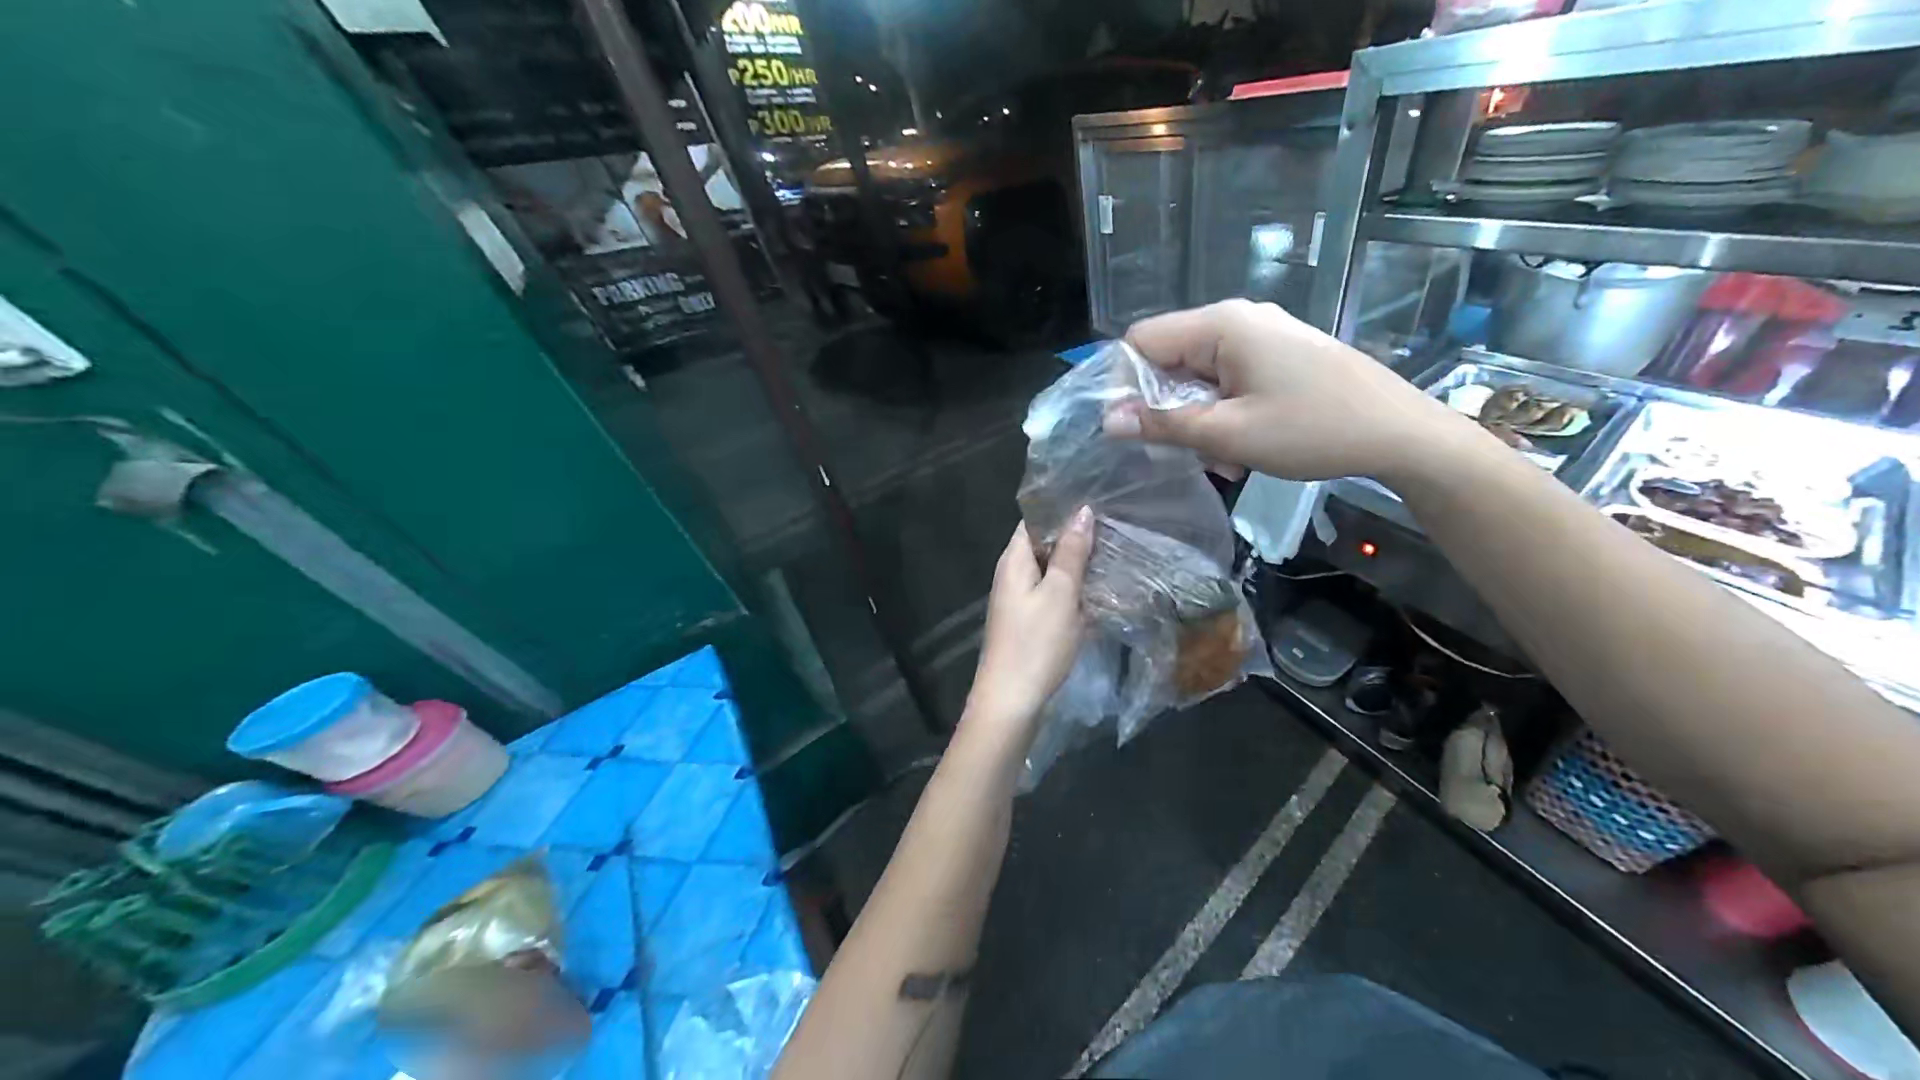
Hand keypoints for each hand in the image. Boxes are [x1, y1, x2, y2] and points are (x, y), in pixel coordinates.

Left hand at [962, 511, 1094, 748]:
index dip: (1062, 509)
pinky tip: (1100, 589)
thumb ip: (1071, 552)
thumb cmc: (1036, 642)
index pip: (1035, 519)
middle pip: (1045, 544)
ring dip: (1078, 565)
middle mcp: (1013, 574)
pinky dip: (1074, 590)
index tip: (1097, 500)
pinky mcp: (1030, 621)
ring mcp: (1020, 599)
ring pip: (1053, 571)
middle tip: (1116, 525)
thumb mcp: (1060, 593)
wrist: (1012, 700)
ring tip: (1116, 551)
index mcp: (1014, 560)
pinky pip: (1054, 595)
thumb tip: (1082, 512)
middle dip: (1076, 537)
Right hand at [1104, 299, 1468, 482]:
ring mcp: (1263, 334)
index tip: (1132, 427)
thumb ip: (1163, 424)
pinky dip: (1223, 410)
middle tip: (1183, 450)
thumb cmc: (1312, 430)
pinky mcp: (1279, 353)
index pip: (1141, 340)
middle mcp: (1238, 319)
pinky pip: (1228, 378)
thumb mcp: (1229, 434)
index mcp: (1222, 325)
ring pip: (1198, 373)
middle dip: (1166, 406)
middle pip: (1169, 356)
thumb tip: (1109, 420)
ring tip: (1221, 457)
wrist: (1401, 433)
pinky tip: (1242, 445)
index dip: (1125, 383)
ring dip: (1197, 416)